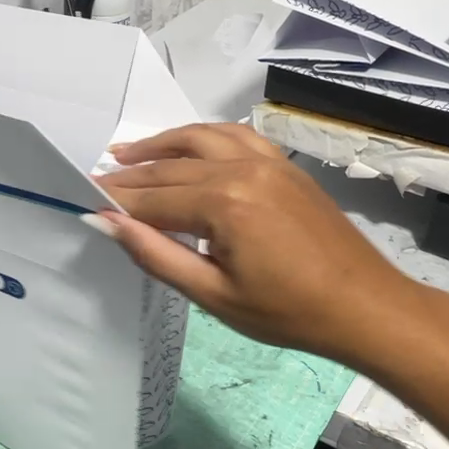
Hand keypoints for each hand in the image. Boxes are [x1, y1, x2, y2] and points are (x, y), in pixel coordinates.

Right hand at [92, 123, 421, 362]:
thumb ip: (155, 254)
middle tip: (95, 183)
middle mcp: (241, 170)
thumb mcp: (212, 295)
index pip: (152, 200)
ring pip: (198, 139)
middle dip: (129, 177)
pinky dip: (201, 136)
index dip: (116, 204)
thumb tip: (107, 223)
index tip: (84, 202)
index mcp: (224, 205)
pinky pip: (233, 136)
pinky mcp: (283, 164)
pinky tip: (184, 145)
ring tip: (125, 152)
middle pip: (169, 169)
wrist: (365, 307)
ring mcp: (266, 161)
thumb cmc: (287, 312)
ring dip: (159, 145)